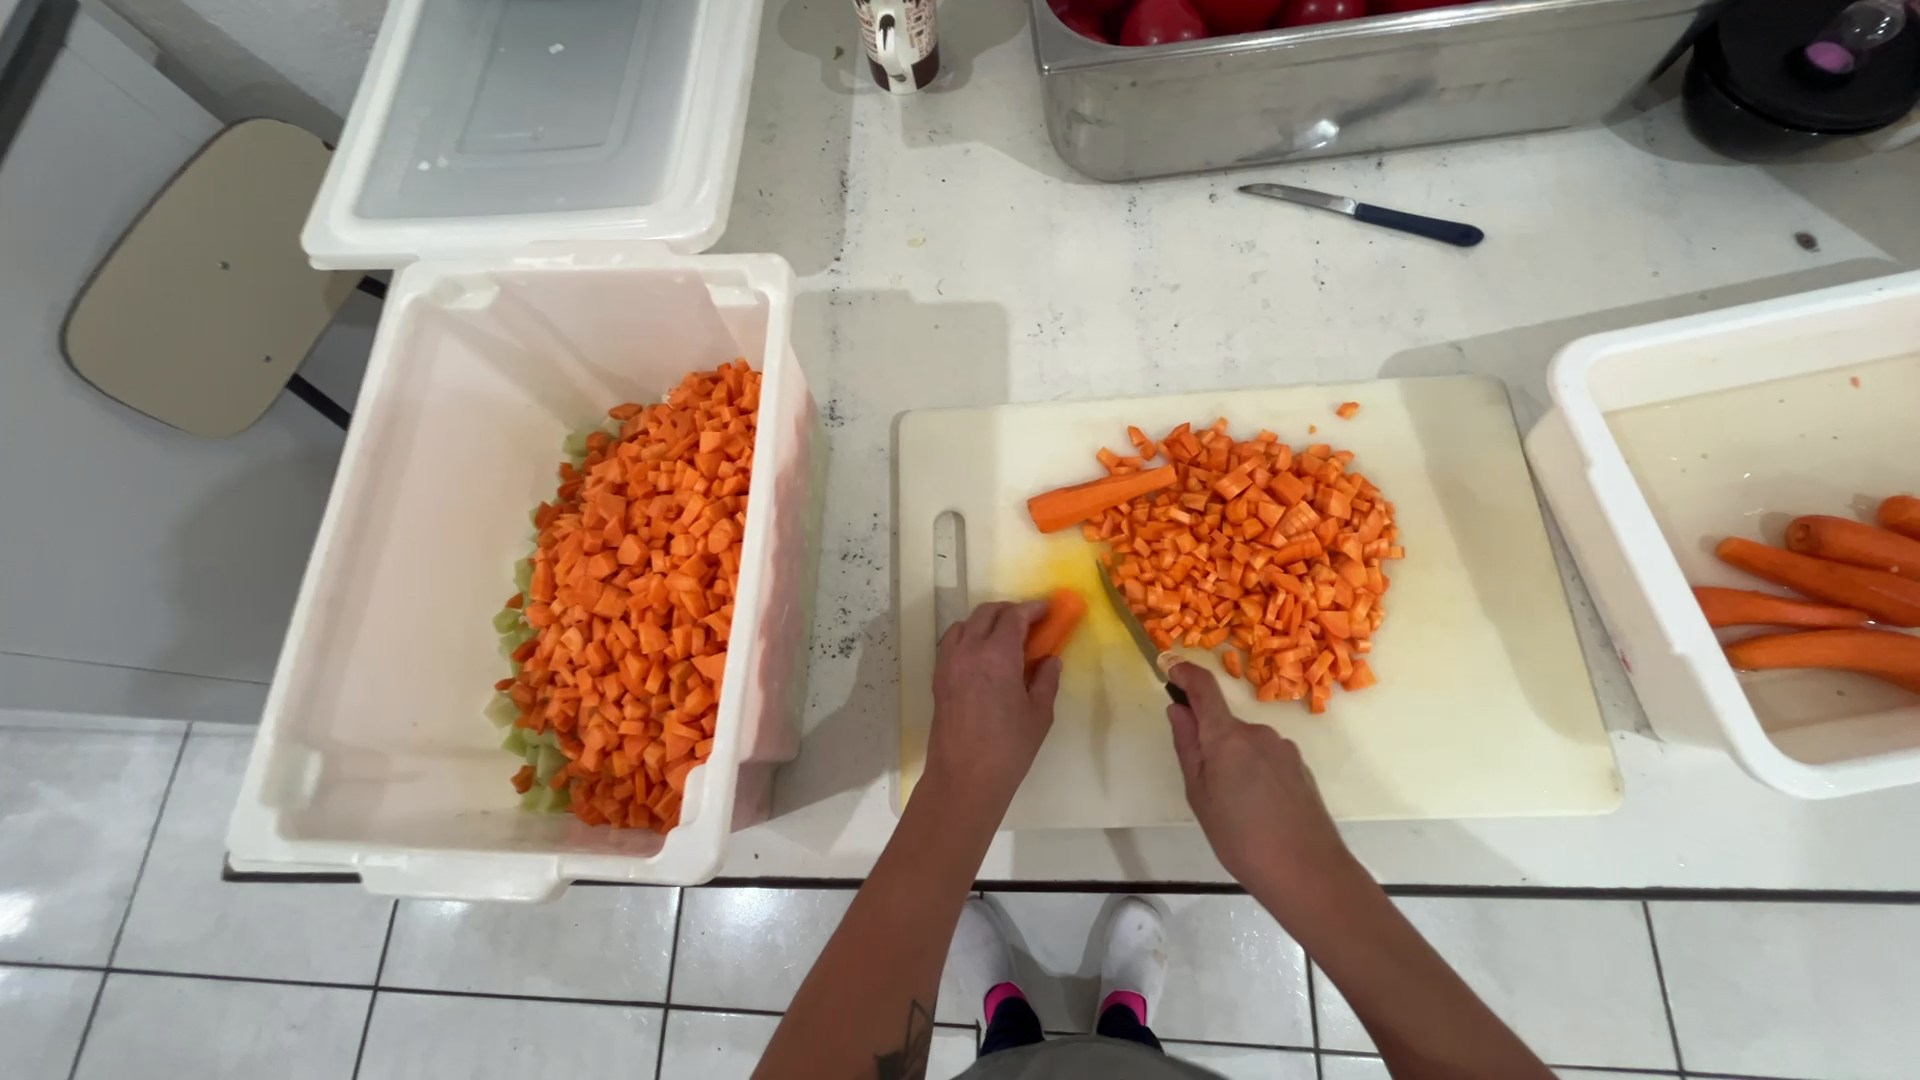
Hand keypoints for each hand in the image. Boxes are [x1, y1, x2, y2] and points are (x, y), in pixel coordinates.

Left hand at [926, 600, 1061, 813]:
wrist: (964, 777)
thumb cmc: (1009, 748)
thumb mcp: (1039, 714)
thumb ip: (1045, 680)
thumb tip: (1050, 659)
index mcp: (997, 655)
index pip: (1014, 616)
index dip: (1033, 609)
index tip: (1047, 609)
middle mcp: (969, 650)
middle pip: (987, 613)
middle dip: (1009, 611)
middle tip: (1029, 622)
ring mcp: (949, 662)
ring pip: (965, 624)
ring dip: (986, 621)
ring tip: (1004, 637)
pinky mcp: (938, 677)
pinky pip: (952, 643)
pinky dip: (968, 637)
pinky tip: (983, 655)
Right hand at [1166, 662, 1352, 896]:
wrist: (1308, 873)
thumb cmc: (1240, 838)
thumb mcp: (1199, 795)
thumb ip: (1187, 746)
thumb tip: (1178, 709)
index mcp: (1227, 737)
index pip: (1204, 689)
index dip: (1186, 673)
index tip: (1172, 669)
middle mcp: (1258, 733)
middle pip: (1224, 724)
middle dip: (1210, 743)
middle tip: (1205, 787)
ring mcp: (1284, 749)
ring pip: (1246, 744)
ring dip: (1234, 762)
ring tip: (1235, 808)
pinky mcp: (1301, 768)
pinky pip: (1267, 759)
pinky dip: (1255, 774)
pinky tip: (1260, 810)